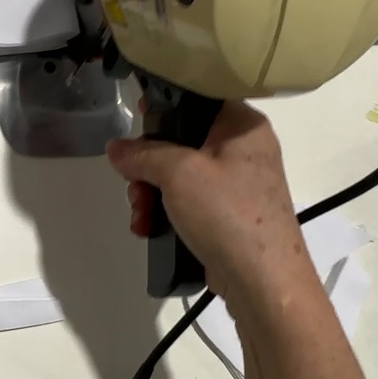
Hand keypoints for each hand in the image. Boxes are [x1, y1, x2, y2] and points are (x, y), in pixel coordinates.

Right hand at [105, 101, 311, 297]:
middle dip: (147, 166)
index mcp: (242, 126)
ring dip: (150, 194)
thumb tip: (116, 148)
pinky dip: (164, 211)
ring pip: (177, 175)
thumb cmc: (226, 213)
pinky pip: (186, 201)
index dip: (164, 105)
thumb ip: (143, 154)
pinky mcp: (226, 214)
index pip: (199, 98)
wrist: (261, 279)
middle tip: (135, 186)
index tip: (136, 118)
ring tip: (140, 217)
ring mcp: (235, 185)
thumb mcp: (178, 173)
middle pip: (180, 141)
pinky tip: (148, 229)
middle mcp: (243, 150)